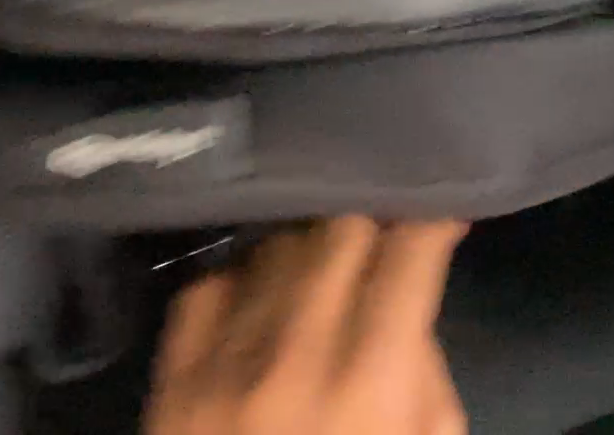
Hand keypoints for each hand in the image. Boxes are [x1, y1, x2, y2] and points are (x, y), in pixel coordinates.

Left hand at [144, 217, 468, 434]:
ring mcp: (221, 371)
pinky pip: (207, 288)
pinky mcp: (168, 392)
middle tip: (387, 245)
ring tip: (328, 270)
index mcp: (370, 382)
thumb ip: (425, 369)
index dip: (435, 222)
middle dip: (376, 226)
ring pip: (276, 247)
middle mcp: (294, 358)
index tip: (445, 221)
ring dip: (313, 247)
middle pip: (341, 231)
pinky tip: (264, 301)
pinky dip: (243, 279)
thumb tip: (404, 303)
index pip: (409, 251)